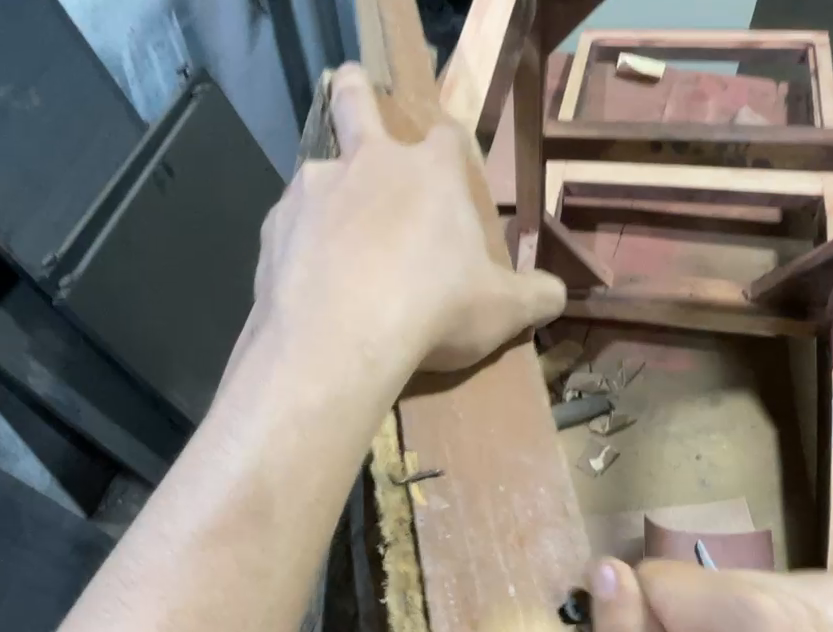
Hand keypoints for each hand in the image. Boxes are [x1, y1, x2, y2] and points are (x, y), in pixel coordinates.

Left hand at [251, 64, 563, 384]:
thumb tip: (558, 295)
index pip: (446, 138)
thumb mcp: (501, 312)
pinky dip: (300, 244)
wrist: (341, 341)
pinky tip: (309, 279)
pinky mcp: (274, 228)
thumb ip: (534, 298)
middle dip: (357, 92)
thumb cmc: (434, 312)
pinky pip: (289, 225)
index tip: (448, 164)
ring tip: (334, 236)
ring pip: (318, 171)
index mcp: (430, 174)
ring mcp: (314, 191)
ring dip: (328, 191)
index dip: (450, 148)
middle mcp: (368, 165)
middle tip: (351, 89)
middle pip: (358, 104)